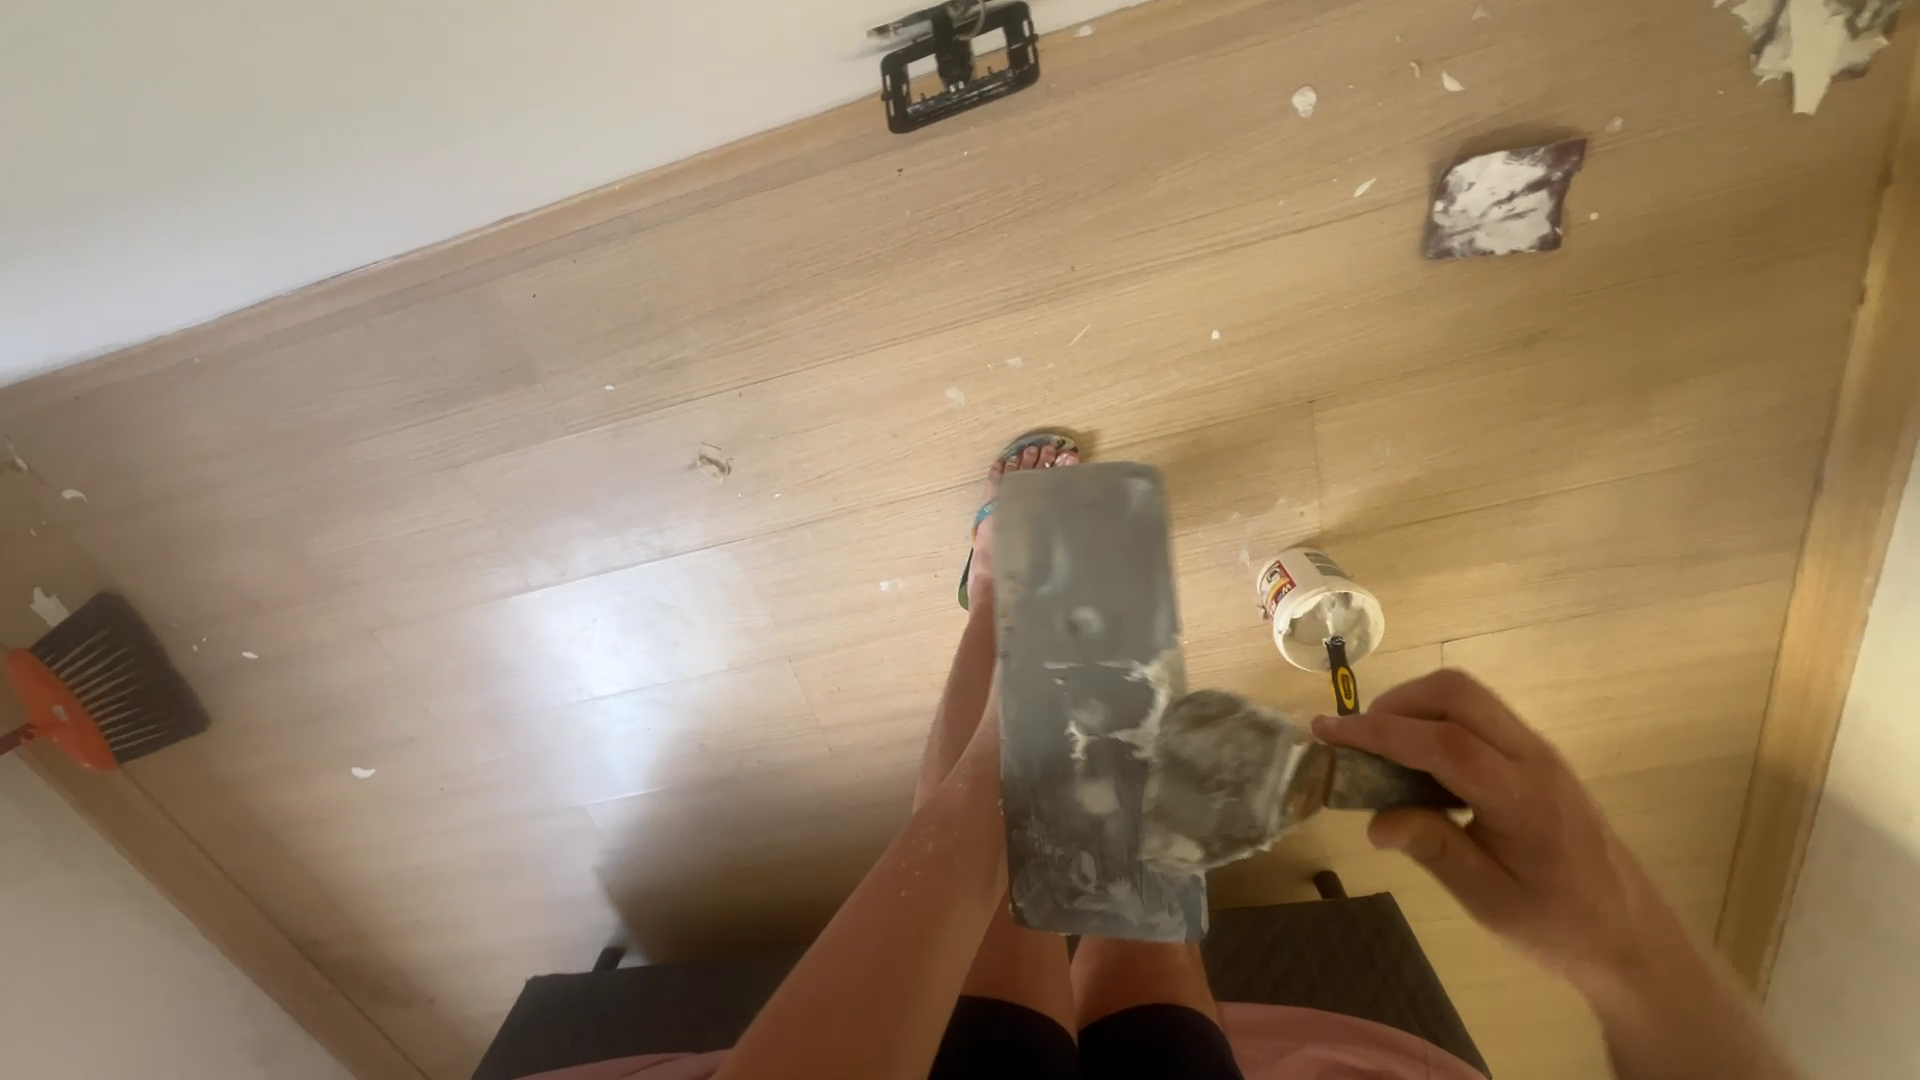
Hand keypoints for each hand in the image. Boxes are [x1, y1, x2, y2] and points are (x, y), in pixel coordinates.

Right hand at [1312, 669, 1677, 992]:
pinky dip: (1432, 717)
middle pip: (1457, 693)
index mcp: (1525, 800)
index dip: (1379, 732)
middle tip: (1358, 739)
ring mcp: (1538, 751)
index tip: (1327, 732)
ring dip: (1412, 706)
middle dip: (1394, 704)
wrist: (1634, 937)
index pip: (1444, 743)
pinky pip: (1475, 711)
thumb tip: (1374, 821)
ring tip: (1381, 747)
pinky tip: (1417, 759)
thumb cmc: (1558, 925)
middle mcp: (1534, 759)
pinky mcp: (1534, 753)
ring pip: (1466, 694)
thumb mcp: (1487, 901)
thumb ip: (1432, 849)